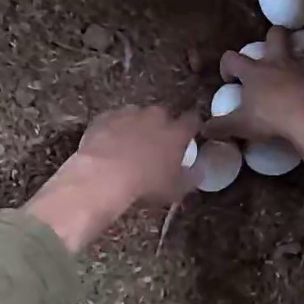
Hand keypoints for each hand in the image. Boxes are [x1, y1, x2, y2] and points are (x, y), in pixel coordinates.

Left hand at [26, 105, 199, 251]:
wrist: (104, 175)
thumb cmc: (145, 184)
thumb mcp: (176, 189)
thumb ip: (191, 177)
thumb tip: (199, 170)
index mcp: (176, 132)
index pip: (192, 120)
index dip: (192, 127)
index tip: (189, 134)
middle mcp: (155, 117)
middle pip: (163, 115)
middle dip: (162, 126)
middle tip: (156, 145)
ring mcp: (128, 114)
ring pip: (137, 116)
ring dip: (137, 126)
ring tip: (129, 147)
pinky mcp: (105, 117)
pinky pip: (114, 120)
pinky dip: (114, 129)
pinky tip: (109, 146)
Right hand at [204, 27, 303, 197]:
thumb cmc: (272, 119)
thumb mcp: (241, 126)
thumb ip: (221, 127)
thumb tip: (203, 130)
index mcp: (254, 71)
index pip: (233, 58)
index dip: (227, 65)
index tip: (230, 79)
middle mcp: (278, 62)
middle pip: (275, 35)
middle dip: (271, 38)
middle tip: (267, 56)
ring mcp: (303, 67)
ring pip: (298, 53)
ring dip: (293, 62)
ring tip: (290, 79)